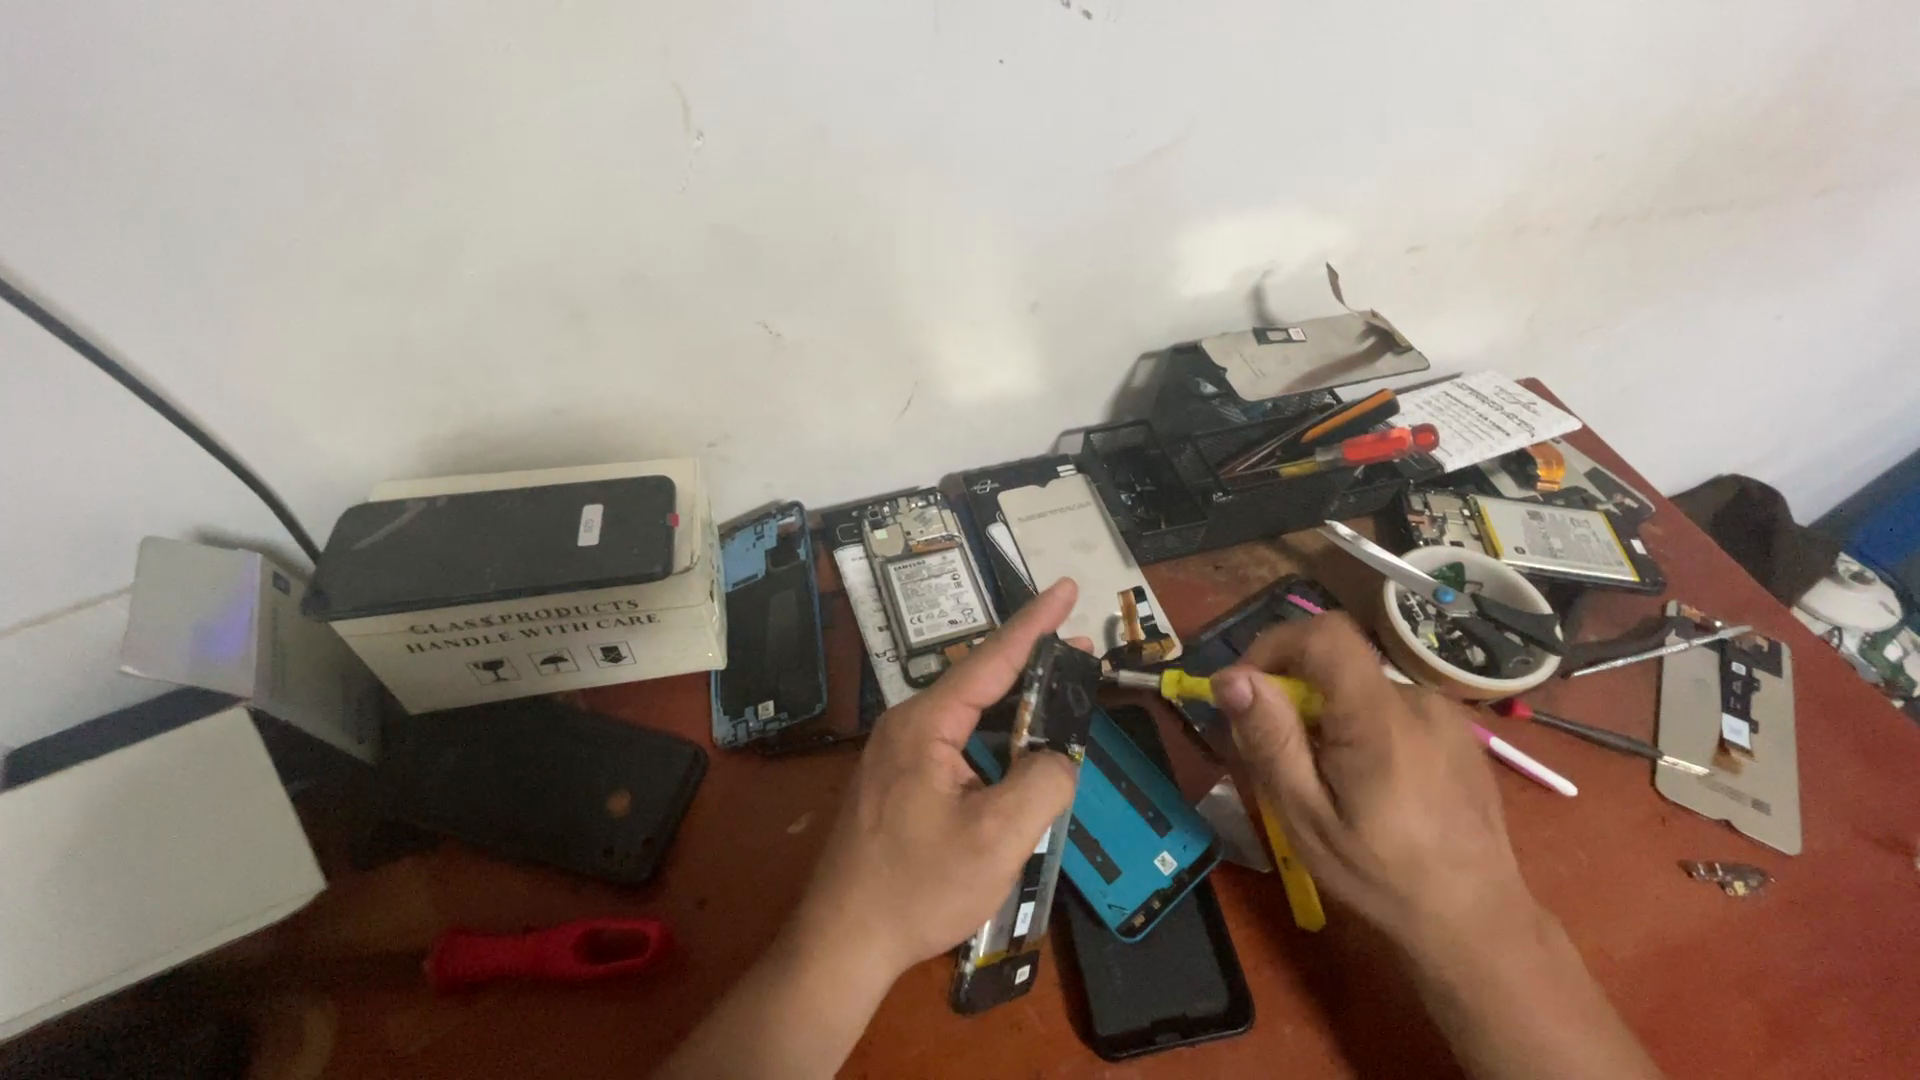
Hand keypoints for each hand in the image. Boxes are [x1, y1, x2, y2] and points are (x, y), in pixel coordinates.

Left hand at [785, 579, 1081, 985]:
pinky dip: (995, 741)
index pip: (991, 660)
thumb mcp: (997, 838)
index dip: (1035, 623)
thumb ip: (1042, 784)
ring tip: (1060, 703)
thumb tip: (1057, 759)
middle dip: (1033, 665)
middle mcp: (908, 726)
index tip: (1065, 588)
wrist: (845, 940)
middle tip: (1081, 652)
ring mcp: (899, 753)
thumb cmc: (917, 887)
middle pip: (979, 682)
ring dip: (1016, 710)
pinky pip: (957, 744)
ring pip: (969, 716)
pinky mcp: (900, 780)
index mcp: (925, 724)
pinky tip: (1019, 753)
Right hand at [1210, 613, 1534, 946]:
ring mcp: (1444, 715)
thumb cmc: (1380, 875)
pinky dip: (1358, 726)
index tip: (1248, 692)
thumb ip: (1270, 739)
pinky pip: (1388, 706)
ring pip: (1358, 687)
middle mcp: (1418, 700)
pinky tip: (1365, 782)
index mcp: (1380, 717)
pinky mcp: (1456, 732)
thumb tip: (1231, 677)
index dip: (1275, 645)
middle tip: (1278, 756)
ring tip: (1322, 778)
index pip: (1324, 633)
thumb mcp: (1305, 816)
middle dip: (1292, 695)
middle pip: (1336, 663)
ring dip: (1325, 715)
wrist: (1479, 922)